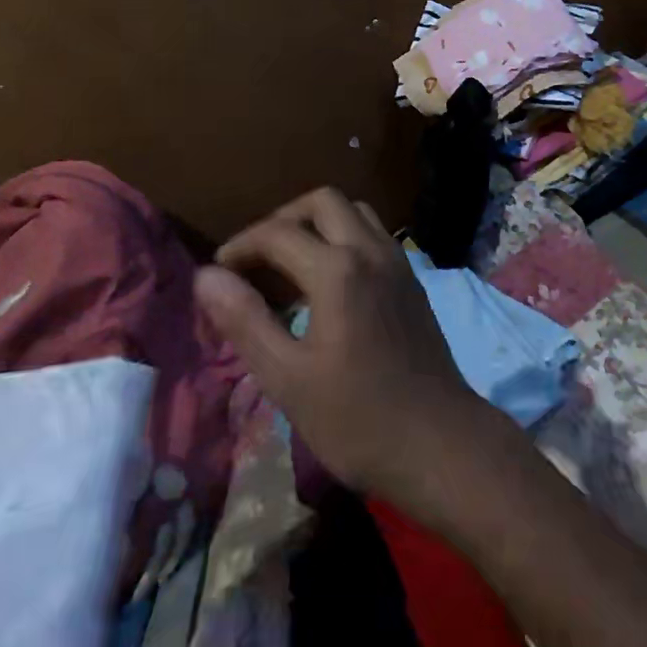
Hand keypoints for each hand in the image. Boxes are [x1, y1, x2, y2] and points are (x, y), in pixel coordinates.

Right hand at [196, 188, 489, 498]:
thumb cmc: (358, 419)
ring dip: (319, 225)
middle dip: (283, 220)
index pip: (276, 233)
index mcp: (338, 270)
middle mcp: (372, 251)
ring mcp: (399, 264)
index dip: (239, 247)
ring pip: (356, 213)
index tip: (218, 275)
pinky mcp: (414, 282)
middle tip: (257, 260)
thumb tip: (206, 276)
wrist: (440, 444)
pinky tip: (330, 285)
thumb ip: (246, 321)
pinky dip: (346, 240)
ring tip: (291, 268)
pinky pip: (376, 237)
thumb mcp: (288, 378)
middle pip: (323, 202)